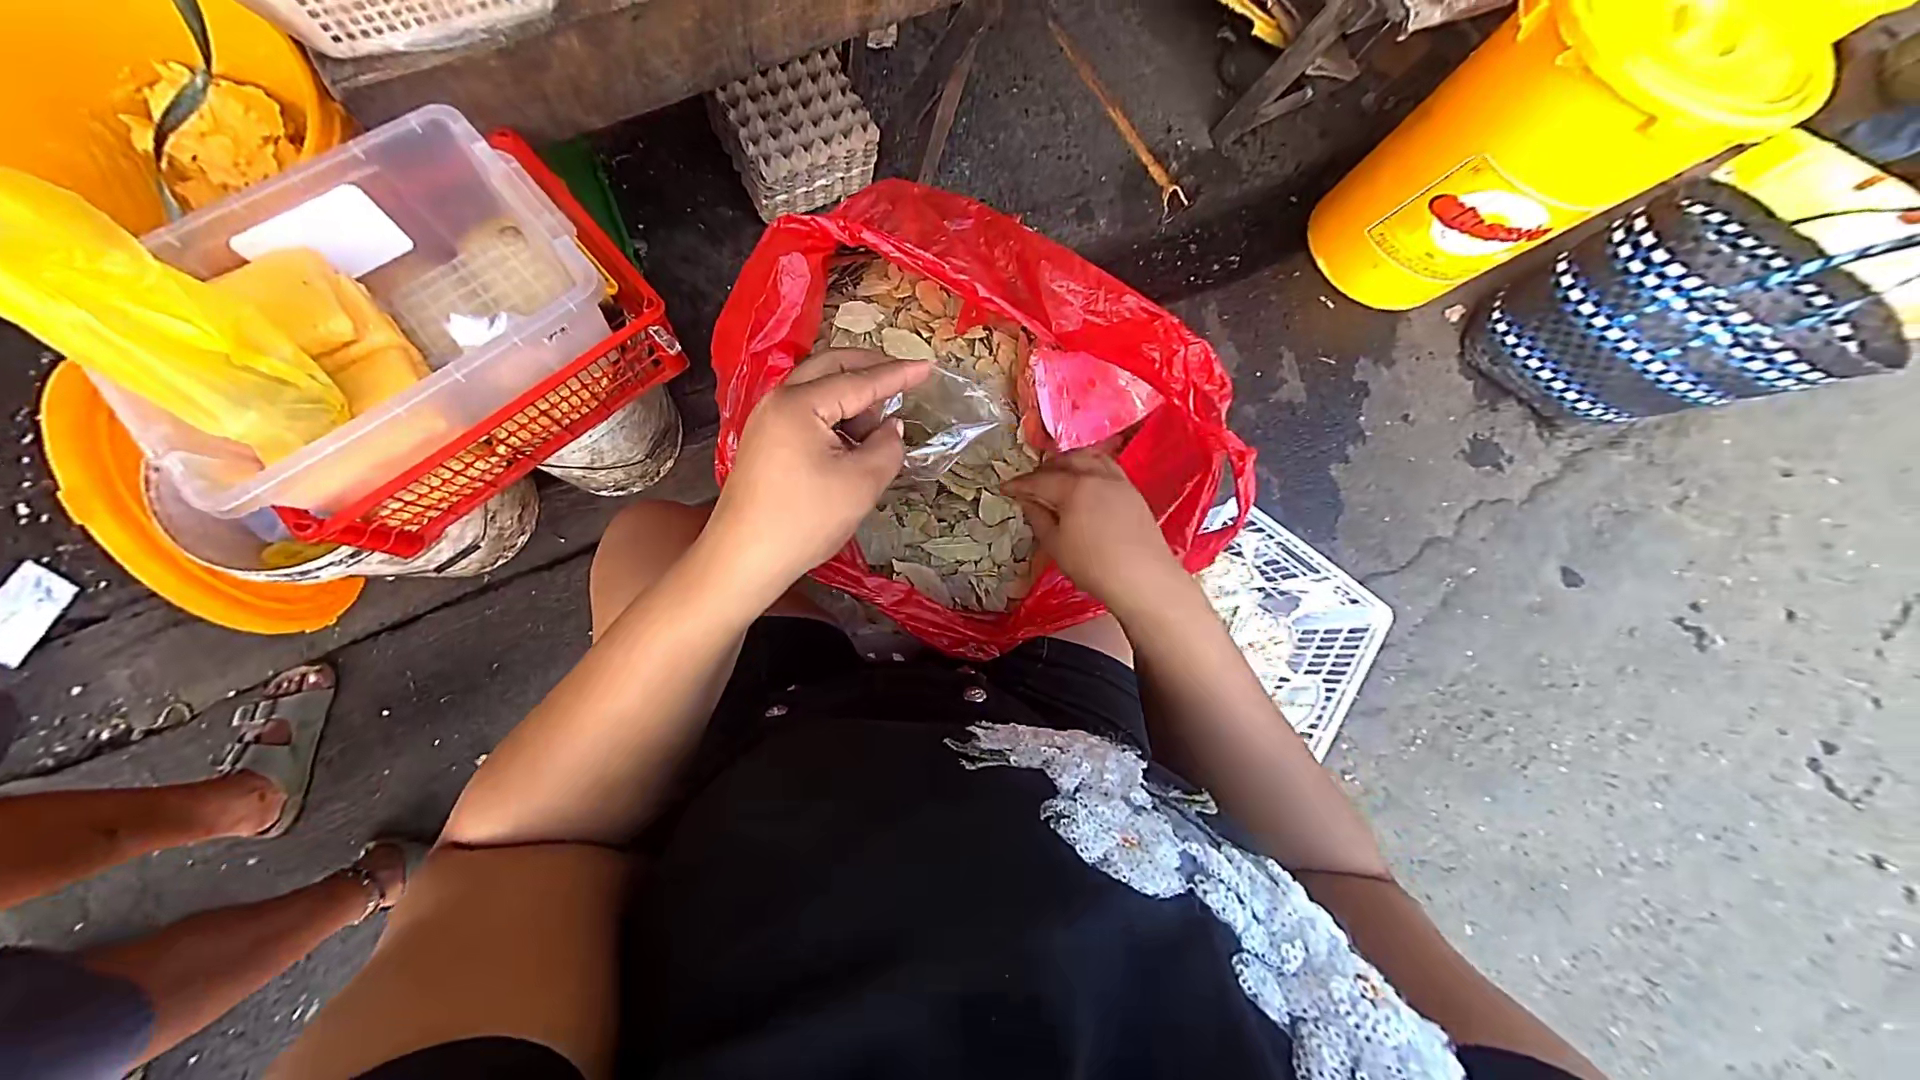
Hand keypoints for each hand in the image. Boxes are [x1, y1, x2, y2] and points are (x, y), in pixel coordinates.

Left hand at [708, 350, 931, 592]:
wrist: (744, 558)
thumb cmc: (804, 520)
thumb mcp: (861, 483)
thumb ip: (887, 447)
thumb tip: (893, 428)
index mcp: (800, 404)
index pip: (859, 381)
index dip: (897, 375)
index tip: (927, 367)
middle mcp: (778, 401)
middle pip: (830, 366)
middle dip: (869, 369)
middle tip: (902, 379)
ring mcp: (766, 420)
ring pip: (817, 389)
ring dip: (850, 399)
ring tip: (875, 433)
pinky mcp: (764, 442)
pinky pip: (805, 413)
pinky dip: (833, 417)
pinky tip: (850, 444)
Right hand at [1002, 449, 1180, 604]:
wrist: (1142, 578)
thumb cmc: (1093, 565)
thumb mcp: (1055, 545)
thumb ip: (1039, 518)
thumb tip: (1028, 501)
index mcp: (1074, 487)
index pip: (1039, 480)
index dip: (1019, 484)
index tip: (1005, 488)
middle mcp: (1097, 476)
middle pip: (1066, 461)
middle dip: (1045, 468)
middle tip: (1031, 482)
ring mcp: (1119, 482)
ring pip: (1091, 458)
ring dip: (1070, 461)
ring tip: (1059, 474)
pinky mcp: (1133, 492)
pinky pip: (1108, 468)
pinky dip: (1091, 467)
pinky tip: (1087, 482)